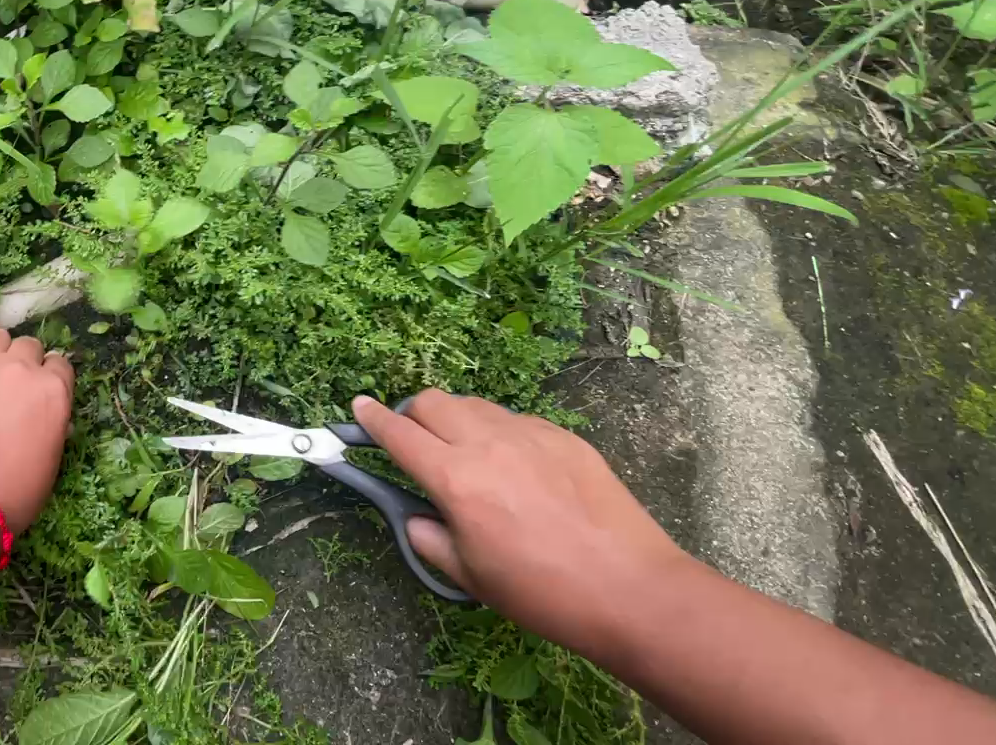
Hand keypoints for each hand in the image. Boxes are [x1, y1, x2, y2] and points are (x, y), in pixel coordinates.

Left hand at [0, 330, 73, 533]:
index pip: (61, 364)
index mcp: (54, 390)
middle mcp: (22, 368)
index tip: (40, 394)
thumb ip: (53, 424)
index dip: (51, 378)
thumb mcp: (52, 459)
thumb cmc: (15, 493)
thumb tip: (48, 416)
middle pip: (29, 345)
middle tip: (12, 388)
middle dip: (24, 362)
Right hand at [352, 390, 695, 655]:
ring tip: (465, 451)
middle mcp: (487, 445)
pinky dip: (498, 433)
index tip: (358, 407)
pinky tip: (517, 467)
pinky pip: (515, 420)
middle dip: (411, 414)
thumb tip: (417, 516)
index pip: (398, 434)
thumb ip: (429, 537)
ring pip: (471, 404)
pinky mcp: (564, 438)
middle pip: (430, 402)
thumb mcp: (471, 576)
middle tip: (416, 442)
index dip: (371, 419)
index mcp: (456, 480)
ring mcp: (529, 435)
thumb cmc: (544, 593)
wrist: (637, 593)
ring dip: (453, 418)